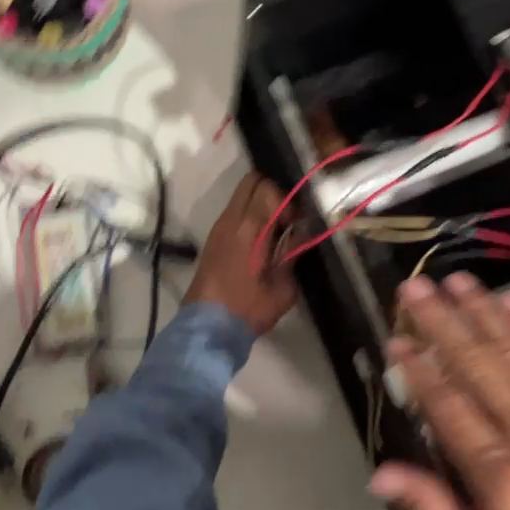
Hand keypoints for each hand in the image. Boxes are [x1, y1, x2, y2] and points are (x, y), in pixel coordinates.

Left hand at [184, 172, 299, 335]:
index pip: (269, 188)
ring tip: (274, 231)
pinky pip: (234, 211)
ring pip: (241, 195)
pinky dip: (249, 214)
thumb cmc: (248, 309)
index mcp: (249, 228)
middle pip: (252, 181)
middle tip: (285, 219)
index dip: (288, 201)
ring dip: (260, 203)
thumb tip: (302, 233)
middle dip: (273, 192)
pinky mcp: (213, 238)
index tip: (295, 224)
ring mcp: (219, 227)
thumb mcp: (283, 288)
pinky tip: (260, 240)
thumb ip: (294, 254)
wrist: (207, 329)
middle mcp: (231, 220)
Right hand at [370, 273, 509, 509]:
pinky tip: (509, 302)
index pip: (450, 408)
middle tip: (414, 288)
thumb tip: (381, 473)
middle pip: (479, 366)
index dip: (420, 370)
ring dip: (483, 312)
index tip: (396, 339)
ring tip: (455, 281)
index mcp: (501, 479)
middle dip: (443, 322)